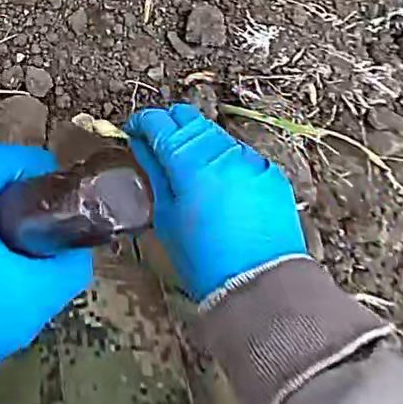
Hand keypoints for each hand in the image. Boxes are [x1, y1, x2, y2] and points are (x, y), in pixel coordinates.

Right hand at [127, 104, 307, 299]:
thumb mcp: (166, 217)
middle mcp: (220, 149)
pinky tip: (219, 184)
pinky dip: (223, 159)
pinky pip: (238, 153)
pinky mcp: (268, 170)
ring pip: (213, 132)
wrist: (260, 286)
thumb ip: (153, 172)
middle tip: (159, 145)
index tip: (134, 130)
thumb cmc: (205, 260)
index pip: (158, 120)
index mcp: (189, 159)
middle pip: (187, 117)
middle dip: (169, 125)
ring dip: (197, 142)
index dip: (142, 122)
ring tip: (189, 169)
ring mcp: (248, 157)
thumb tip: (142, 144)